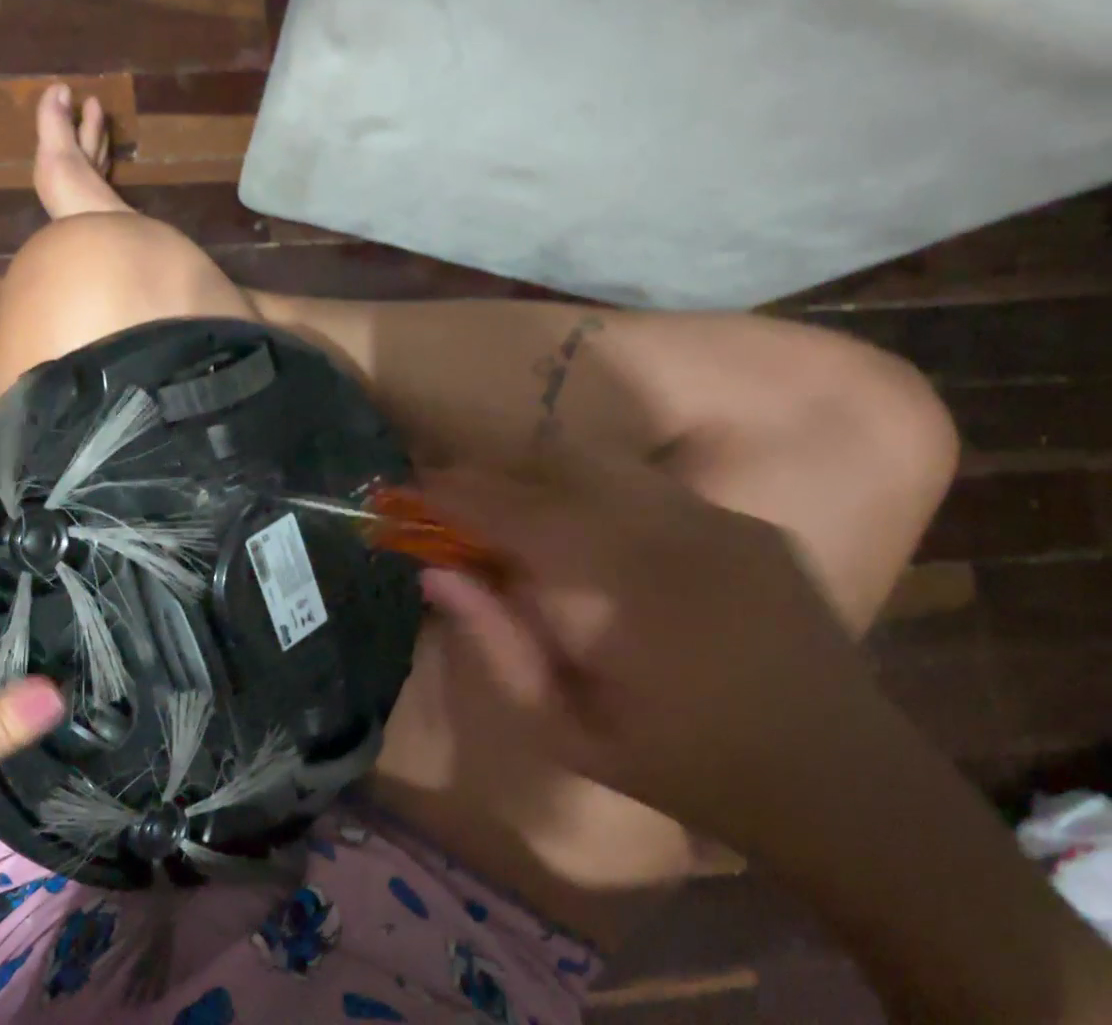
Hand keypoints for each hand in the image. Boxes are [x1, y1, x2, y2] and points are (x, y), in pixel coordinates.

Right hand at [412, 448, 882, 832]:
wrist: (838, 780)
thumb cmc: (681, 767)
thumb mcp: (562, 729)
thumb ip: (495, 644)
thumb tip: (436, 573)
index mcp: (621, 594)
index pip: (516, 514)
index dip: (455, 494)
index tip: (409, 491)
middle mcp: (673, 536)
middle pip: (558, 466)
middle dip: (493, 474)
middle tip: (451, 501)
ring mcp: (720, 522)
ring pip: (605, 467)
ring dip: (543, 479)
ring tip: (512, 515)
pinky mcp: (748, 524)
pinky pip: (649, 489)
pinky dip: (598, 496)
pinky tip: (592, 541)